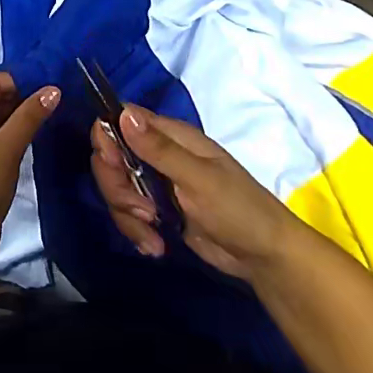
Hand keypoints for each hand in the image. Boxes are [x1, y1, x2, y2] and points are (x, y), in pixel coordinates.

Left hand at [0, 72, 59, 269]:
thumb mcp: (4, 151)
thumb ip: (29, 117)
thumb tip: (54, 89)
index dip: (25, 82)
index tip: (57, 86)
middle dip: (26, 96)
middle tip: (63, 97)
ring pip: (0, 114)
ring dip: (24, 113)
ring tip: (58, 110)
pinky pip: (0, 132)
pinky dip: (18, 129)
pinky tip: (41, 128)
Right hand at [89, 105, 305, 281]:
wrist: (264, 258)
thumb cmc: (239, 210)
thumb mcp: (199, 179)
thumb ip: (159, 149)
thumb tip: (123, 114)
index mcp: (171, 137)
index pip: (121, 121)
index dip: (108, 140)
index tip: (113, 165)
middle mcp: (158, 154)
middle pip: (111, 158)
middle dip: (117, 188)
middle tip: (142, 211)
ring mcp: (156, 183)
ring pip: (116, 189)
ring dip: (127, 215)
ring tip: (153, 234)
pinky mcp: (156, 210)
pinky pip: (127, 213)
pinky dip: (135, 230)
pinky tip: (155, 245)